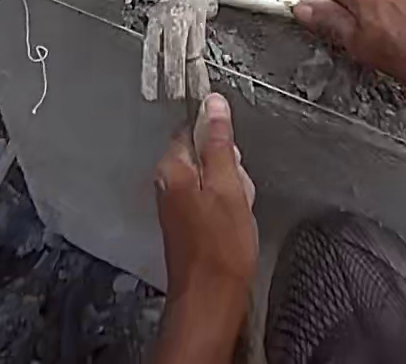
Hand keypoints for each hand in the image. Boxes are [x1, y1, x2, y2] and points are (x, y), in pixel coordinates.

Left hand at [154, 92, 256, 351]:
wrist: (211, 303)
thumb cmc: (221, 244)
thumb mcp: (228, 184)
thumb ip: (219, 141)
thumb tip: (213, 102)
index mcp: (172, 169)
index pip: (194, 128)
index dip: (218, 137)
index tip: (235, 156)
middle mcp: (167, 183)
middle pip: (203, 151)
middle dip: (228, 164)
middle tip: (238, 188)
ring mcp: (176, 204)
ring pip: (210, 175)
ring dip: (230, 185)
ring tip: (238, 209)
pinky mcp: (186, 222)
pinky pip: (209, 196)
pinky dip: (225, 204)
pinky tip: (234, 222)